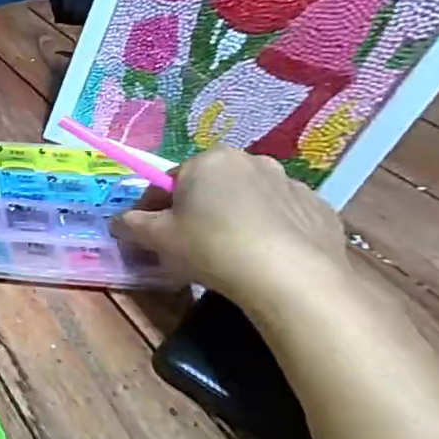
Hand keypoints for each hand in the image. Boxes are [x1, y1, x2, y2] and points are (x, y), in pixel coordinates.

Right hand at [110, 147, 348, 308]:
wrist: (291, 278)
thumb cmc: (212, 247)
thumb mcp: (158, 238)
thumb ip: (131, 225)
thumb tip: (118, 221)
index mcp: (209, 160)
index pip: (169, 180)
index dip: (153, 208)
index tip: (149, 233)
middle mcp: (252, 161)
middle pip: (210, 186)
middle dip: (197, 210)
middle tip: (189, 244)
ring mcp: (291, 183)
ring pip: (248, 200)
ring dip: (234, 218)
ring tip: (230, 254)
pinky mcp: (320, 209)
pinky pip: (283, 217)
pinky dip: (270, 231)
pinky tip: (264, 258)